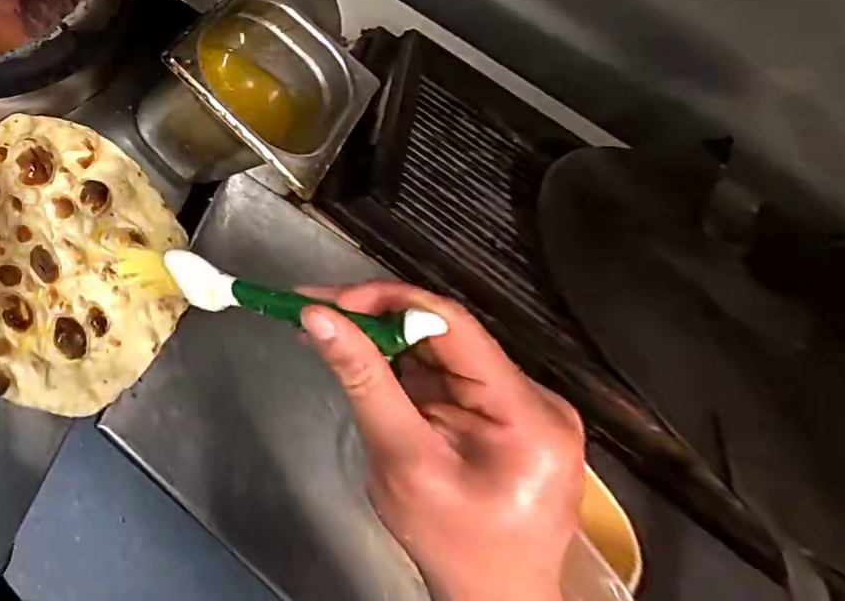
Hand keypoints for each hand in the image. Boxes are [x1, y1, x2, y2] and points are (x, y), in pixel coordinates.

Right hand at [301, 282, 583, 600]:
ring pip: (433, 344)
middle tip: (314, 310)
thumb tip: (318, 316)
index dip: (386, 300)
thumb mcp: (401, 459)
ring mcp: (515, 401)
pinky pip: (435, 366)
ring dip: (376, 337)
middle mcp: (531, 396)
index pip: (451, 324)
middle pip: (441, 330)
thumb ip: (362, 380)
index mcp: (525, 412)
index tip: (330, 303)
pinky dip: (391, 359)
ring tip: (324, 329)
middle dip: (372, 317)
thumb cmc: (452, 543)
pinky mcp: (495, 408)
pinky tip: (355, 355)